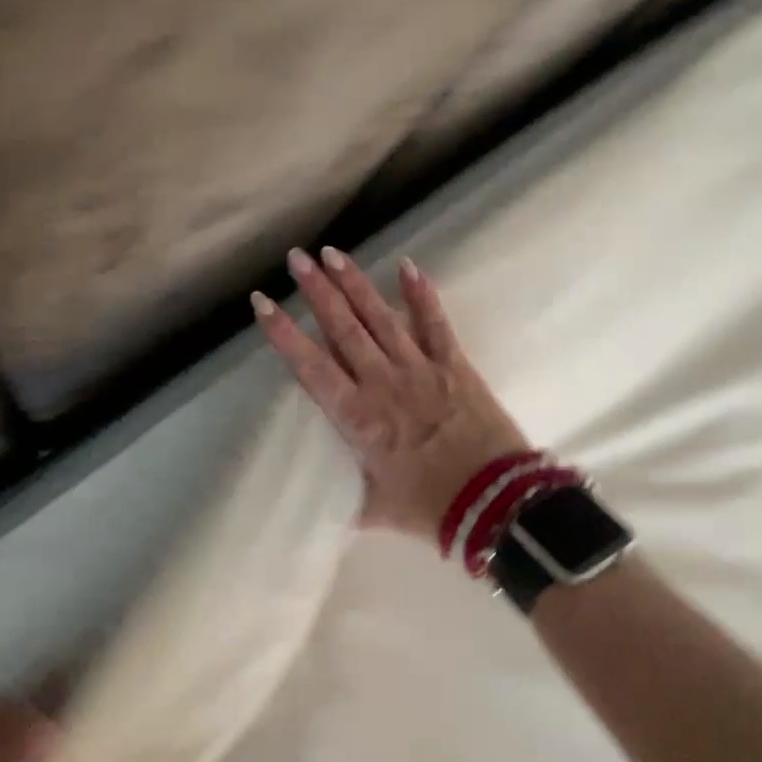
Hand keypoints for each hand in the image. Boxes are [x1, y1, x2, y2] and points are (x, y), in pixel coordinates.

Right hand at [252, 248, 529, 546]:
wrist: (498, 505)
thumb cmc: (430, 508)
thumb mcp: (376, 508)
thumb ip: (346, 498)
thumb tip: (322, 509)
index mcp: (357, 415)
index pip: (311, 364)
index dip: (284, 333)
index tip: (263, 303)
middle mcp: (382, 382)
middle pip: (343, 327)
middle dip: (317, 290)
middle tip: (296, 259)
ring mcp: (420, 368)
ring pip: (380, 317)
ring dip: (355, 283)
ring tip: (333, 253)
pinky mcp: (454, 365)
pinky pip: (435, 323)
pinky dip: (421, 294)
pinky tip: (407, 266)